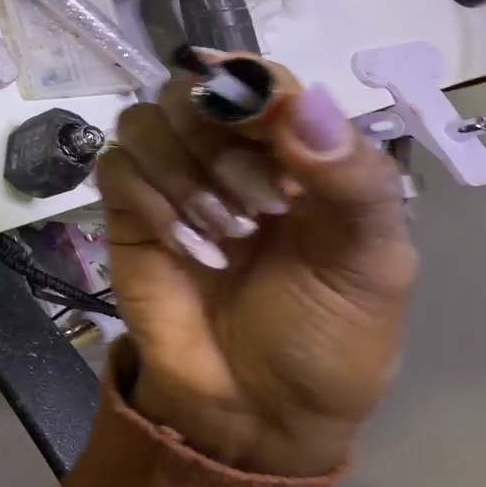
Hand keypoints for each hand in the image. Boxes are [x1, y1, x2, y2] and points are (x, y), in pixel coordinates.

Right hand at [98, 62, 415, 476]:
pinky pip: (114, 168)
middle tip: (261, 208)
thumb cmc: (325, 337)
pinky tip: (190, 249)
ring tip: (226, 235)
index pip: (261, 81)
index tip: (248, 112)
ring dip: (183, 174)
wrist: (252, 405)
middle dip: (219, 145)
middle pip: (189, 92)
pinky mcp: (124, 210)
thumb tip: (298, 100)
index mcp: (297, 155)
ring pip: (143, 122)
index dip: (248, 82)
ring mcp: (169, 181)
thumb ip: (351, 180)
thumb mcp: (371, 263)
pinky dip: (151, 203)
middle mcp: (227, 156)